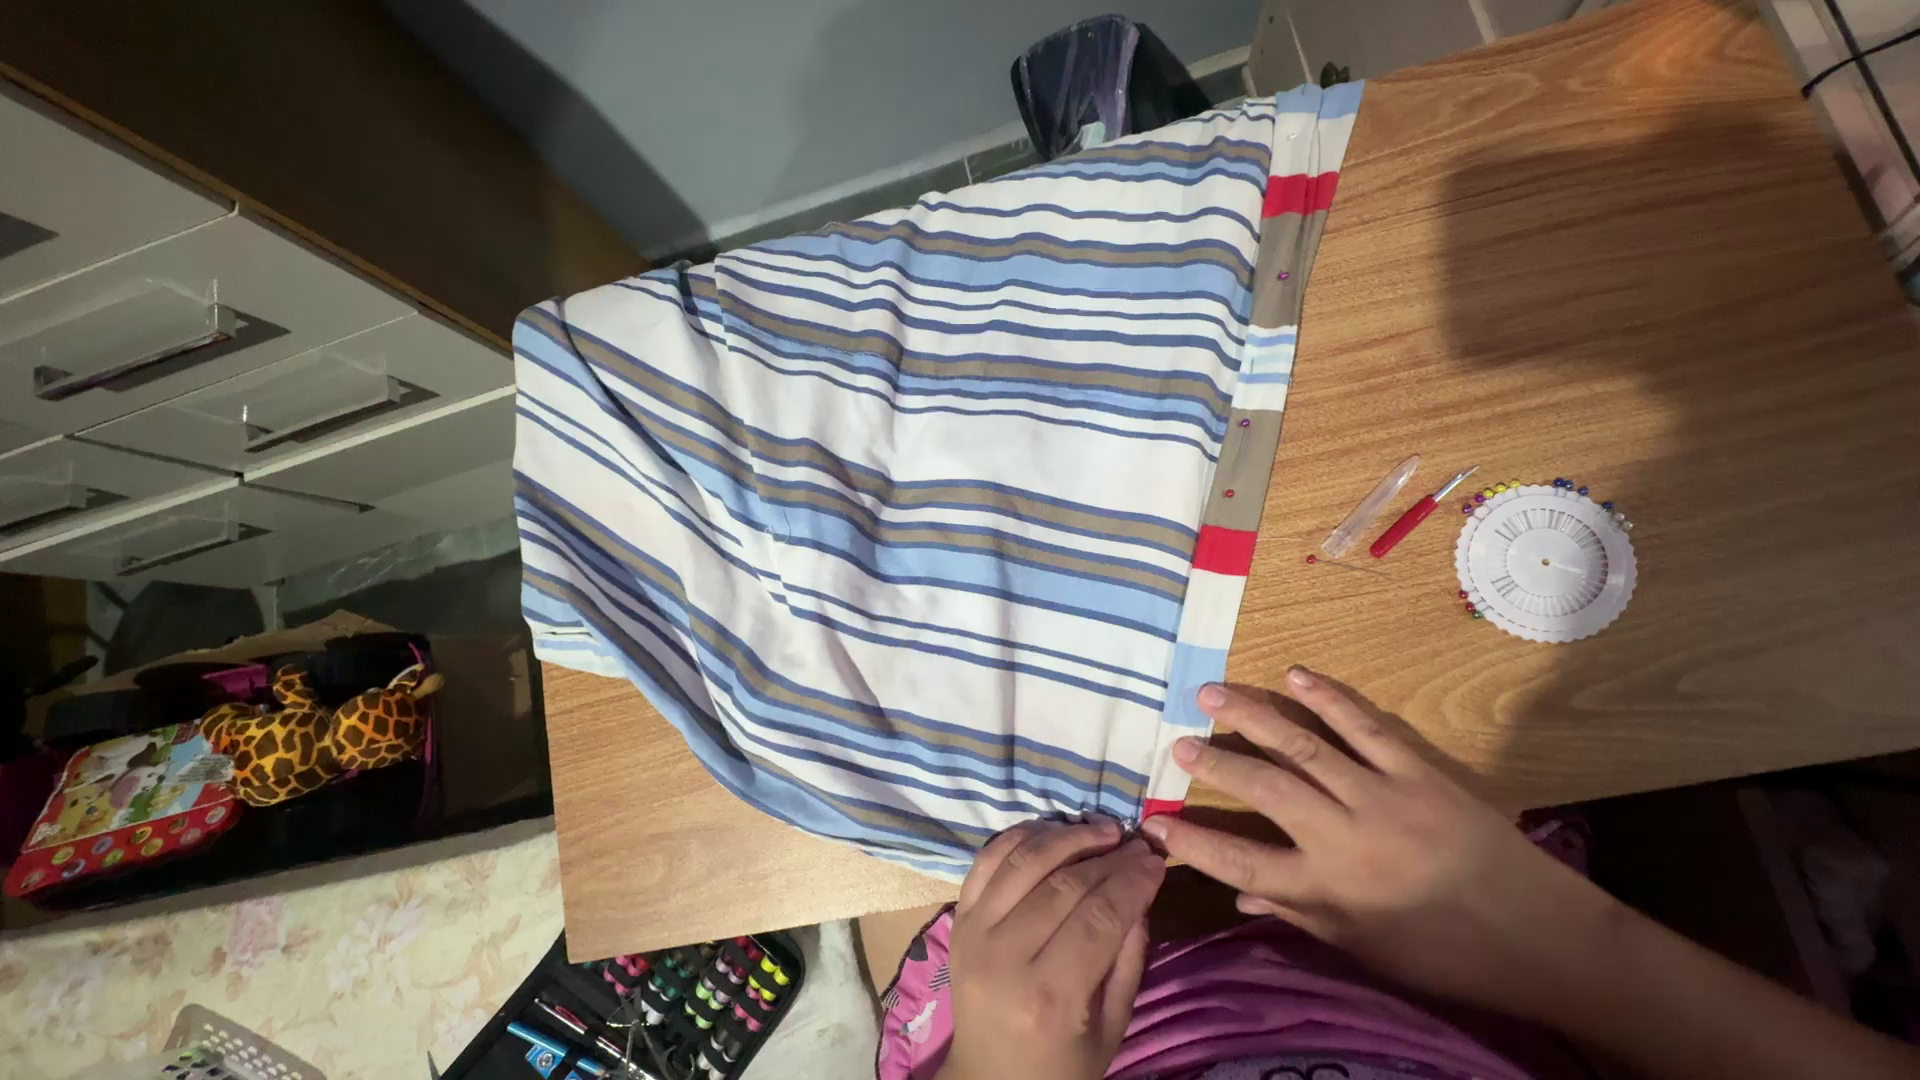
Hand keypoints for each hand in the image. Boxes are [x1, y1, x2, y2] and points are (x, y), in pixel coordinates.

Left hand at [938, 820, 1164, 1079]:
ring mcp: (973, 933)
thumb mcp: (1110, 1029)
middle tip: (1136, 843)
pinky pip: (987, 860)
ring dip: (1067, 836)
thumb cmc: (1059, 1066)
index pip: (1099, 917)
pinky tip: (1052, 830)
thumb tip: (1142, 893)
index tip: (1156, 860)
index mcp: (1049, 997)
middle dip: (1109, 857)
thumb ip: (1128, 961)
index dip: (1132, 882)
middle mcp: (1005, 958)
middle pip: (1064, 885)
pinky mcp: (957, 918)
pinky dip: (1020, 837)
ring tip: (1101, 830)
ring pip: (1024, 862)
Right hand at [1140, 668, 1618, 1020]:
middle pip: (1263, 789)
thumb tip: (1236, 898)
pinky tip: (1293, 677)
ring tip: (1211, 694)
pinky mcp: (1419, 772)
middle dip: (1214, 763)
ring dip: (1251, 717)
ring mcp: (1382, 797)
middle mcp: (1345, 838)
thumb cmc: (1446, 956)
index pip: (1240, 862)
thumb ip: (1296, 914)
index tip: (1153, 822)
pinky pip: (1364, 727)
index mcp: (1328, 890)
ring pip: (1302, 747)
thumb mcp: (1363, 949)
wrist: (1546, 939)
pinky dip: (1325, 699)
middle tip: (1176, 742)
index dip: (1191, 842)